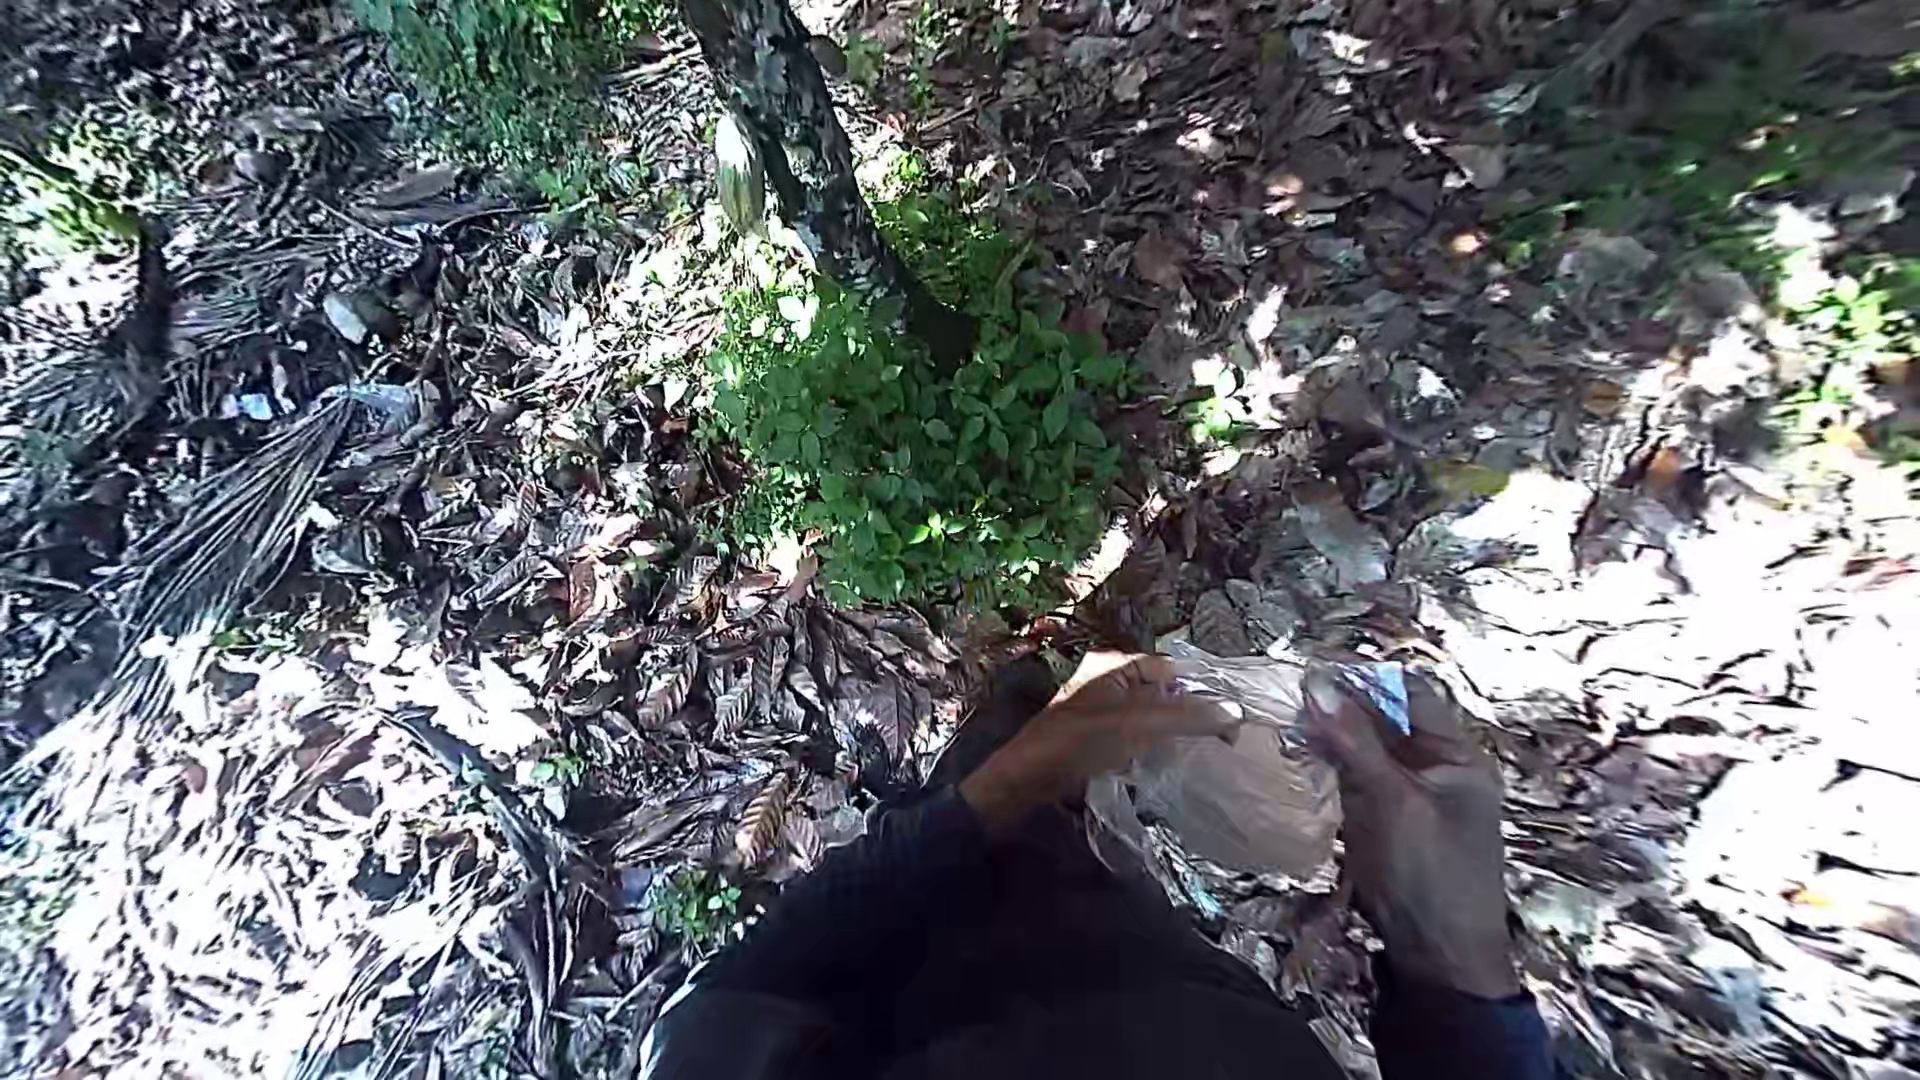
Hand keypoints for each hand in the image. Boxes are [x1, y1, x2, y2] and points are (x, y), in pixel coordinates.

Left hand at [958, 652, 1236, 837]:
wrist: (1030, 775)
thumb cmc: (1081, 741)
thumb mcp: (1138, 725)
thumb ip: (1186, 716)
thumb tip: (1234, 710)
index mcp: (1114, 665)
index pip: (1170, 668)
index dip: (1200, 688)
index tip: (1231, 717)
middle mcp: (1109, 679)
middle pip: (1162, 690)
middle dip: (1189, 711)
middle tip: (1223, 739)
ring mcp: (1102, 706)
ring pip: (1150, 712)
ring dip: (1173, 729)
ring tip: (1203, 750)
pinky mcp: (1097, 732)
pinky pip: (1136, 730)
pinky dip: (1153, 741)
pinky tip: (1168, 759)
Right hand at [1303, 667, 1519, 998]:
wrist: (1433, 950)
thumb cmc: (1429, 872)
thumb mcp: (1393, 801)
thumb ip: (1354, 741)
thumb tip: (1316, 682)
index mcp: (1453, 754)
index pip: (1409, 691)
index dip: (1365, 672)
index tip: (1316, 663)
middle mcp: (1426, 759)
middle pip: (1379, 710)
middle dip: (1338, 695)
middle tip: (1290, 684)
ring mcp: (1397, 780)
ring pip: (1356, 733)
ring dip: (1324, 721)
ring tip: (1285, 709)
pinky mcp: (1372, 799)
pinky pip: (1344, 759)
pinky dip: (1320, 747)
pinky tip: (1293, 740)